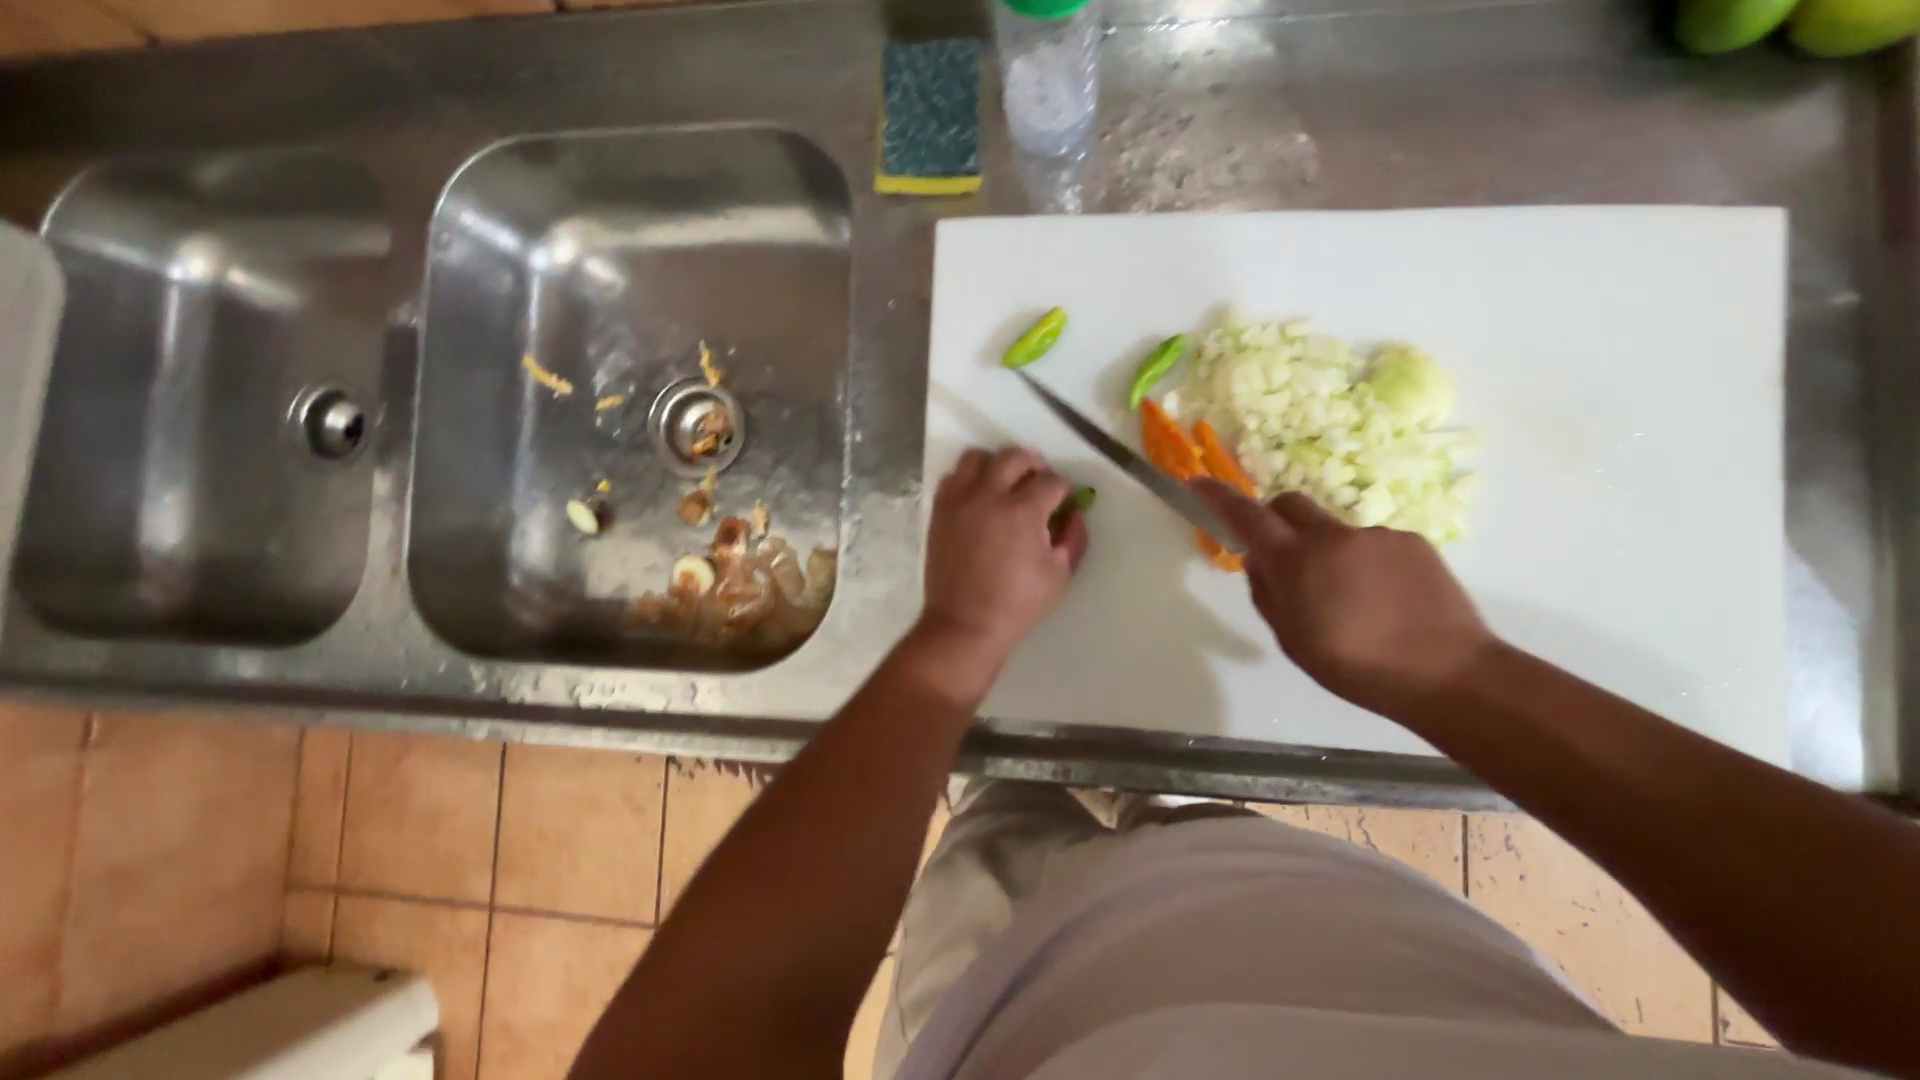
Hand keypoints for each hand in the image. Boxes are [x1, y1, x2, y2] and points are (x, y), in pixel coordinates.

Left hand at [921, 447, 1088, 668]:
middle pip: (1014, 457)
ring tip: (1005, 482)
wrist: (964, 624)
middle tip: (1039, 482)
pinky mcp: (940, 511)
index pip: (1051, 481)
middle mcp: (989, 495)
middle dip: (1034, 465)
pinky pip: (953, 477)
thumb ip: (1074, 537)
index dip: (1065, 489)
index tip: (1067, 500)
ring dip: (997, 464)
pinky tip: (979, 497)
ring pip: (978, 458)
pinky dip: (969, 478)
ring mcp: (960, 501)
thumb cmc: (1017, 604)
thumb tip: (1074, 514)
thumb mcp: (1059, 574)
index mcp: (1023, 511)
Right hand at [1192, 477, 1497, 714]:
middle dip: (1275, 519)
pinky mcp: (1412, 543)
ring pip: (1334, 532)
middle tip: (1280, 556)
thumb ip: (1267, 594)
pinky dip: (1366, 565)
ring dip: (1328, 553)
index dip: (1218, 497)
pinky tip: (1384, 602)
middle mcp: (1333, 536)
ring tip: (1351, 603)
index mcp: (1296, 561)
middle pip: (1290, 505)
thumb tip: (1257, 560)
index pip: (1247, 516)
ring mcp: (1376, 535)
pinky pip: (1373, 545)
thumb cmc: (1356, 668)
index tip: (1197, 481)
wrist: (1447, 673)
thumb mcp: (1292, 641)